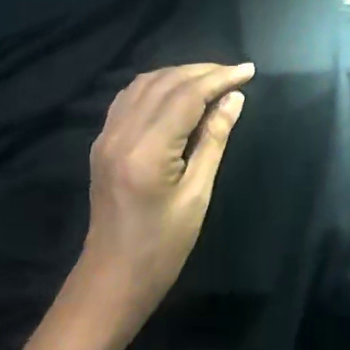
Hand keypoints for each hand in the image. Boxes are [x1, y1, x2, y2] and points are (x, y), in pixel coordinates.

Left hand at [80, 62, 253, 326]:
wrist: (112, 278)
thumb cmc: (162, 248)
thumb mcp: (197, 196)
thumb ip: (214, 140)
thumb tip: (234, 98)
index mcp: (147, 150)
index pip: (186, 96)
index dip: (218, 78)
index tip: (248, 71)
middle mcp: (122, 132)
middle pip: (165, 82)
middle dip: (202, 72)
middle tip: (235, 73)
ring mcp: (107, 134)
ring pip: (144, 83)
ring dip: (178, 74)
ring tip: (211, 79)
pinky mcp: (102, 140)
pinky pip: (129, 96)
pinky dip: (156, 85)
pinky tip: (175, 91)